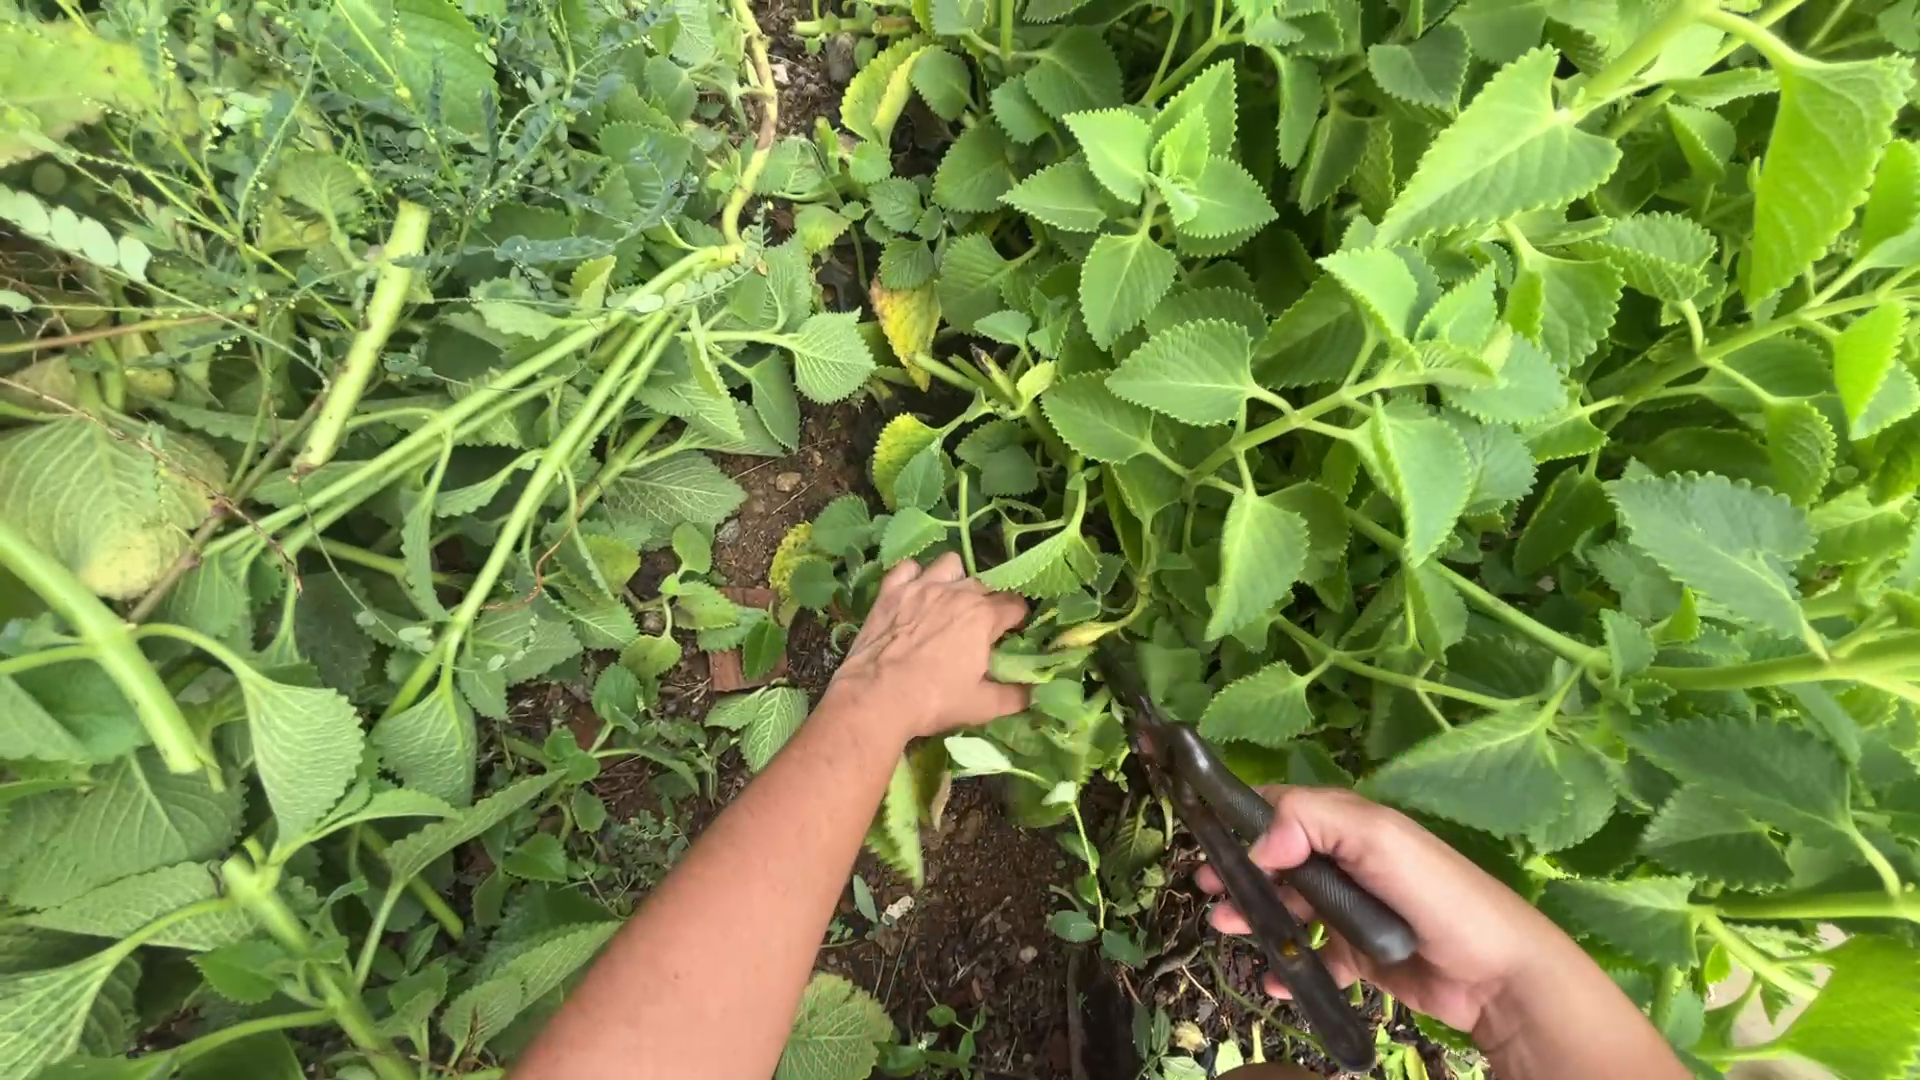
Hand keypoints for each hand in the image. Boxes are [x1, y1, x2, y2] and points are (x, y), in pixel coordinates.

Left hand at [826, 551, 1029, 740]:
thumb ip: (1015, 696)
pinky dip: (914, 575)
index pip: (1015, 604)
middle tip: (980, 626)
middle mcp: (956, 592)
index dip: (1017, 619)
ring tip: (950, 599)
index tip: (1011, 632)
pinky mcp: (891, 590)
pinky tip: (914, 591)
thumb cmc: (934, 700)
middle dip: (988, 602)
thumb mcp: (982, 706)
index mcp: (983, 616)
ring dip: (955, 578)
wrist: (876, 696)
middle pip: (984, 585)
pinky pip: (908, 568)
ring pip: (949, 564)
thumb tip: (1036, 693)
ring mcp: (921, 586)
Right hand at [1196, 786, 1579, 1039]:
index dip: (1240, 821)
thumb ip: (1310, 821)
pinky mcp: (1358, 954)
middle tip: (1205, 887)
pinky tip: (1273, 981)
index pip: (1278, 809)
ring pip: (1286, 907)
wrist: (1501, 976)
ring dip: (1252, 916)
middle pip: (1273, 861)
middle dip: (1236, 871)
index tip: (1206, 837)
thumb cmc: (1434, 891)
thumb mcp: (1375, 836)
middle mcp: (1340, 861)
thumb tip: (1257, 846)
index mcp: (1342, 824)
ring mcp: (1348, 909)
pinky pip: (1313, 956)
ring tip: (1226, 928)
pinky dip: (1288, 967)